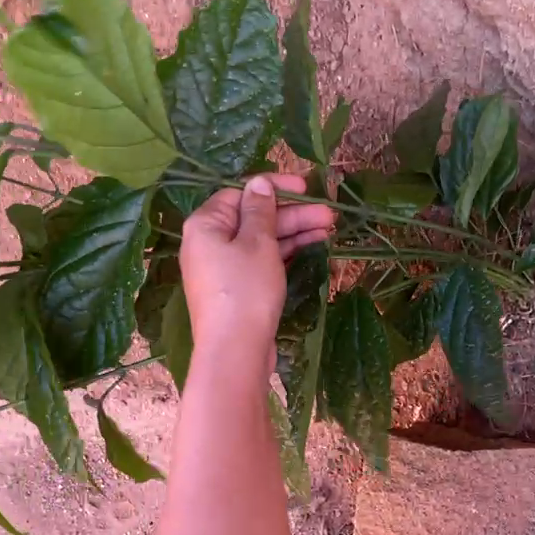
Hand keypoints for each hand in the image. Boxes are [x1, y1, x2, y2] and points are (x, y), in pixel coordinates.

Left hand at [179, 173, 335, 366]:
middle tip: (329, 215)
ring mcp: (224, 270)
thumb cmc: (245, 290)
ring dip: (294, 234)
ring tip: (328, 230)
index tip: (306, 187)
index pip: (241, 194)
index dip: (274, 188)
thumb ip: (261, 211)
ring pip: (261, 243)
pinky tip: (309, 249)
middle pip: (254, 219)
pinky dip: (284, 255)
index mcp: (206, 224)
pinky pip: (261, 263)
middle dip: (292, 215)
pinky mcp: (238, 292)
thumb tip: (259, 184)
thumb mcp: (257, 243)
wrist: (236, 350)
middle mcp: (209, 244)